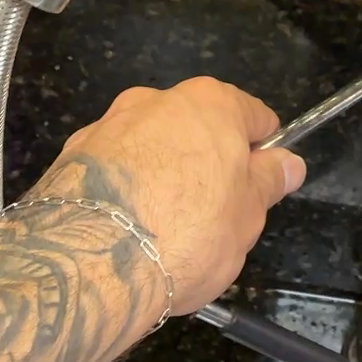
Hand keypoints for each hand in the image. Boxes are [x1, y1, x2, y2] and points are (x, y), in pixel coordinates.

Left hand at [29, 76, 304, 313]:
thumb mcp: (247, 215)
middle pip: (199, 128)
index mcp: (211, 103)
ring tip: (159, 231)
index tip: (258, 188)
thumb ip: (269, 182)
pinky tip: (121, 232)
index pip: (255, 117)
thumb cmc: (187, 232)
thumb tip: (289, 162)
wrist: (87, 263)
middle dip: (208, 163)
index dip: (262, 154)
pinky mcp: (72, 154)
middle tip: (211, 216)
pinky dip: (122, 189)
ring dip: (161, 174)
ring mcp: (110, 123)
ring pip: (152, 146)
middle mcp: (159, 99)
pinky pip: (112, 168)